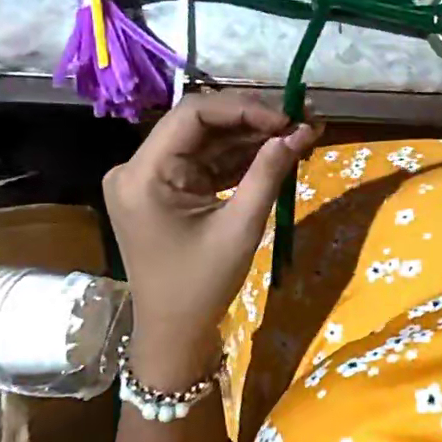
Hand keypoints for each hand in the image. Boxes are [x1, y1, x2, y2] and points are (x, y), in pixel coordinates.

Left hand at [103, 91, 319, 386]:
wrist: (174, 332)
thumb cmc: (202, 285)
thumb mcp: (240, 227)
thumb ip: (268, 173)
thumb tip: (299, 132)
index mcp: (143, 174)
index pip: (192, 115)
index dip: (243, 109)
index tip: (287, 119)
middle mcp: (139, 167)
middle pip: (200, 124)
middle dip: (253, 121)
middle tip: (302, 121)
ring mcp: (151, 177)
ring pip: (207, 141)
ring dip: (252, 138)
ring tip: (299, 134)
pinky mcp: (166, 189)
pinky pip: (206, 162)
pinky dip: (240, 158)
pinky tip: (277, 152)